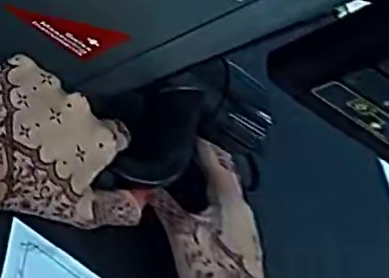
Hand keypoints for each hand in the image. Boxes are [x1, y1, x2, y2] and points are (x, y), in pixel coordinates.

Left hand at [0, 56, 145, 228]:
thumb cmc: (22, 185)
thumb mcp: (80, 212)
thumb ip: (118, 206)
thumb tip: (137, 199)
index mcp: (99, 137)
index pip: (115, 132)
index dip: (100, 141)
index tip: (84, 145)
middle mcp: (78, 103)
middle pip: (80, 108)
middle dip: (65, 121)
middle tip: (41, 138)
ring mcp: (47, 81)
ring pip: (50, 87)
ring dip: (39, 99)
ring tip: (18, 121)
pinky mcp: (18, 64)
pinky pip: (23, 70)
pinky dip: (16, 82)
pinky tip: (6, 103)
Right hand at [150, 141, 263, 277]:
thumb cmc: (218, 275)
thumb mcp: (181, 232)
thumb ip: (163, 203)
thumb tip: (146, 184)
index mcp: (234, 201)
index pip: (217, 156)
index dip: (198, 138)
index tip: (182, 125)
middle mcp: (242, 211)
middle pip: (220, 172)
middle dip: (197, 156)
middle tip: (174, 143)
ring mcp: (242, 228)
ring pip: (219, 189)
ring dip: (199, 176)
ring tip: (175, 167)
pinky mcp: (237, 242)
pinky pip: (218, 206)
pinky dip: (202, 195)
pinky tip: (186, 200)